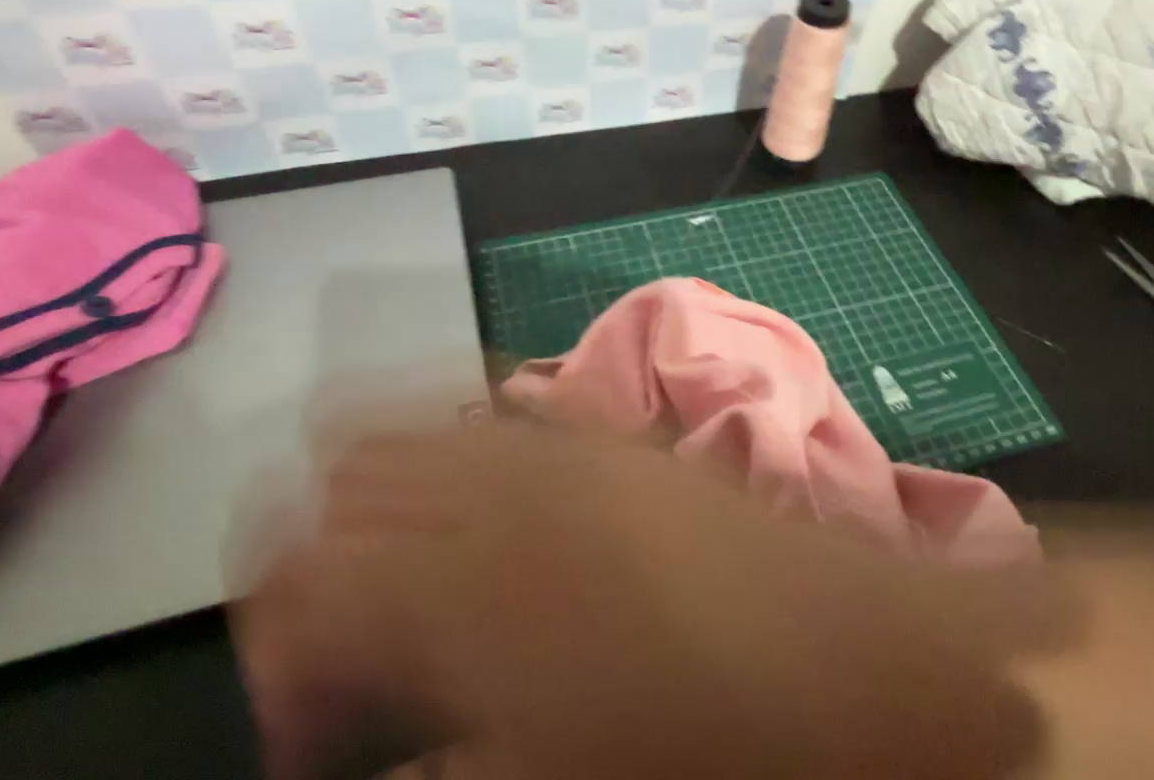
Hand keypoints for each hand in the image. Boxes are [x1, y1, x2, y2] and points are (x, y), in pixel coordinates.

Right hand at [229, 424, 1071, 779]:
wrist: (874, 660)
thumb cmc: (718, 744)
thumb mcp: (556, 773)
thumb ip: (445, 751)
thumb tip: (380, 745)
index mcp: (466, 589)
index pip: (301, 587)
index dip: (279, 652)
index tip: (311, 715)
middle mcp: (500, 485)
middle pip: (344, 468)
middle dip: (319, 544)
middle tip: (349, 628)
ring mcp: (565, 441)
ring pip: (416, 419)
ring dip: (385, 488)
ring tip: (407, 563)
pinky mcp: (618, 432)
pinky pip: (503, 410)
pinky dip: (461, 452)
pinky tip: (487, 509)